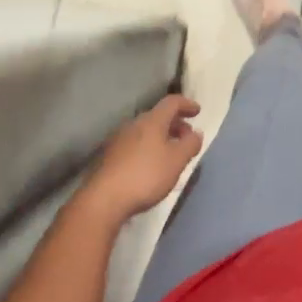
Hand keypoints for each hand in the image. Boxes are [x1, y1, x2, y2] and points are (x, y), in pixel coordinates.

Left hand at [82, 95, 202, 219]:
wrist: (104, 198)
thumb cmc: (146, 176)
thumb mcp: (176, 161)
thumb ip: (190, 145)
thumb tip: (196, 133)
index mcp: (152, 121)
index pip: (171, 102)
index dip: (186, 104)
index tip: (197, 111)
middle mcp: (134, 124)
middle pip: (158, 116)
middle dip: (175, 123)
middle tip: (186, 137)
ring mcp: (119, 139)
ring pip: (146, 131)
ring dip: (161, 137)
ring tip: (171, 153)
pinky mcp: (110, 156)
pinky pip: (135, 143)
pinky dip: (149, 147)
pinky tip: (151, 165)